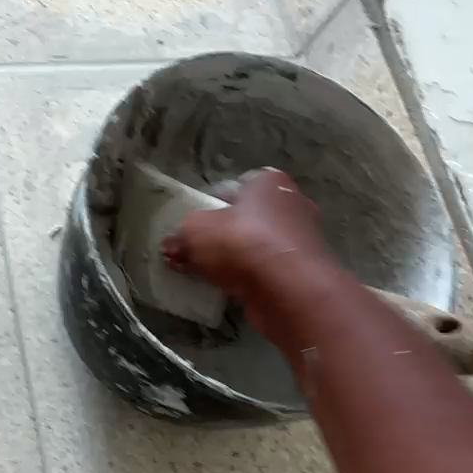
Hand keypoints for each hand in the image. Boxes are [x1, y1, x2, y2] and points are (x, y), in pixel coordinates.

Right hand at [160, 168, 337, 311]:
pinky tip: (229, 290)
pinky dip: (249, 279)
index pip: (235, 186)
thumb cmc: (242, 243)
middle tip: (195, 252)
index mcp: (268, 182)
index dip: (210, 204)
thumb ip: (180, 235)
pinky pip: (266, 271)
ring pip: (256, 246)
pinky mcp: (303, 271)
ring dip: (234, 260)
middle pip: (245, 218)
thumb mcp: (194, 231)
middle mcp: (290, 204)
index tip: (194, 225)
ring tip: (207, 275)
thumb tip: (170, 246)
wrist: (290, 290)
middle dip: (221, 234)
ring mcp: (300, 239)